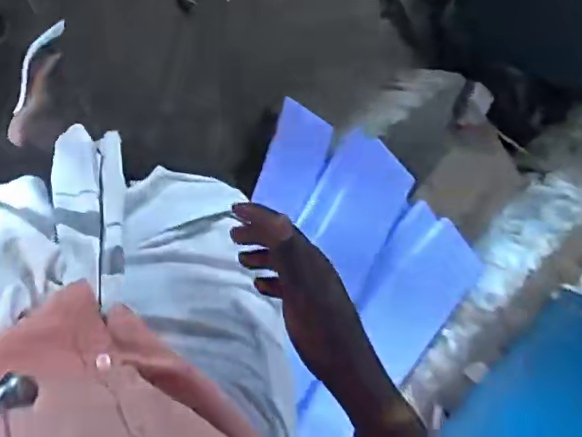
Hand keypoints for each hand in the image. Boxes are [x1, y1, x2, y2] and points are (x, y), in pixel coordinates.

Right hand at [230, 202, 367, 378]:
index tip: (233, 209)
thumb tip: (276, 216)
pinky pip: (286, 280)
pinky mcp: (311, 303)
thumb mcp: (301, 289)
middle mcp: (314, 267)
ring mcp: (313, 286)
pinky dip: (270, 277)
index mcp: (311, 260)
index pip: (281, 226)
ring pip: (283, 260)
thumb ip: (288, 252)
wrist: (349, 372)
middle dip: (256, 233)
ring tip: (241, 259)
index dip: (258, 215)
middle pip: (281, 241)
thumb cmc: (320, 329)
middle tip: (232, 234)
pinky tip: (260, 285)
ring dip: (261, 254)